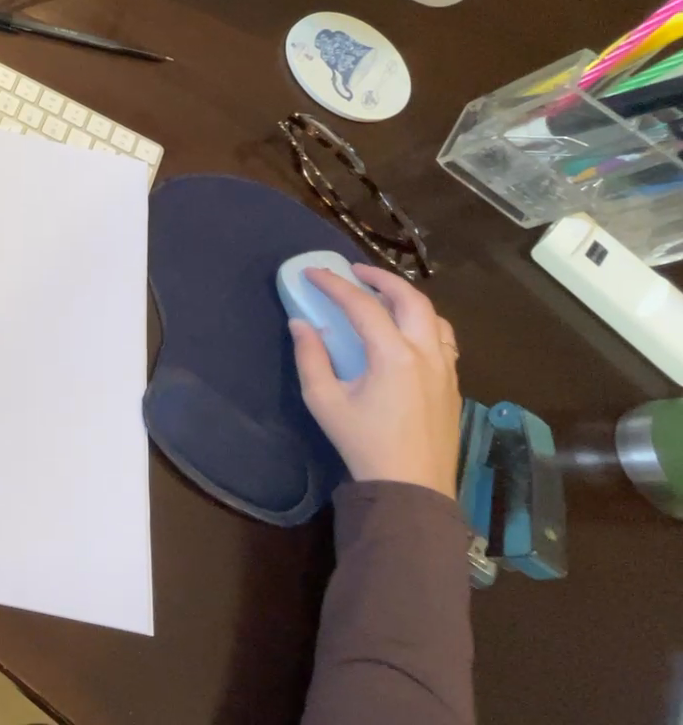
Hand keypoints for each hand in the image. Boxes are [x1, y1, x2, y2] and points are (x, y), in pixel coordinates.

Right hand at [289, 264, 460, 497]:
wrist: (411, 484)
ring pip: (434, 317)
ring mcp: (446, 368)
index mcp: (394, 356)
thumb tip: (302, 323)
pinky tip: (403, 329)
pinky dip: (422, 321)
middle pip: (412, 300)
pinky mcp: (452, 383)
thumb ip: (311, 356)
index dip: (334, 284)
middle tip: (353, 271)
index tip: (312, 273)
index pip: (362, 306)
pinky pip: (443, 338)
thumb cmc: (362, 440)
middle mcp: (427, 355)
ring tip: (380, 295)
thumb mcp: (323, 399)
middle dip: (381, 278)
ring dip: (406, 298)